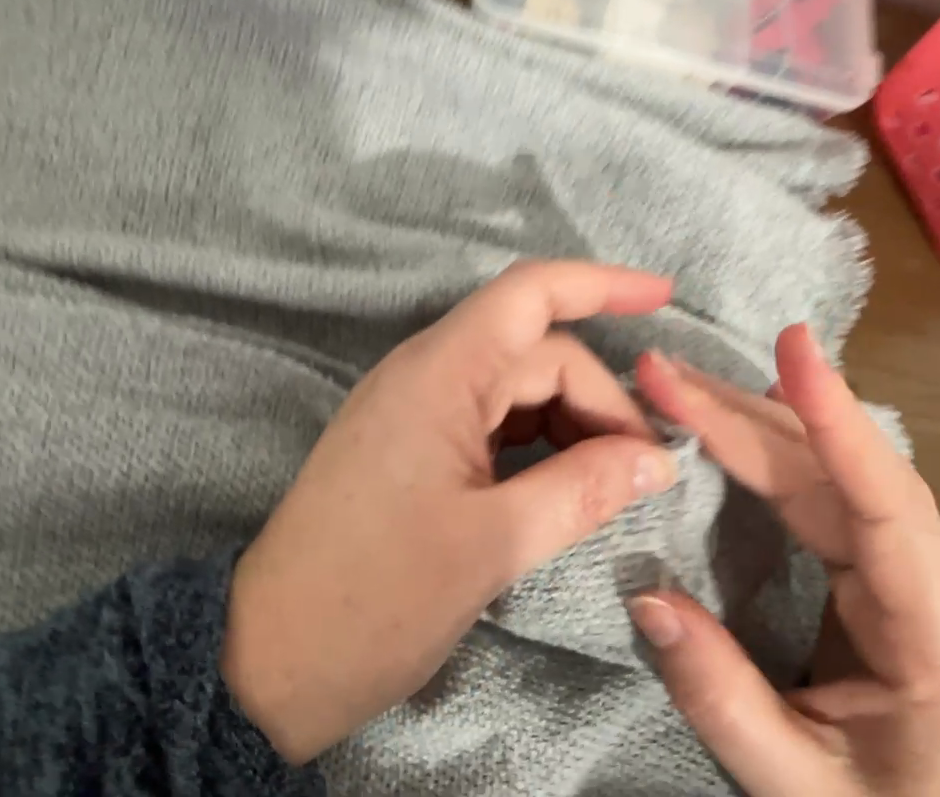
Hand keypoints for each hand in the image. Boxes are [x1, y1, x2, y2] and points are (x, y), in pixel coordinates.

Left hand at [222, 261, 682, 762]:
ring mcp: (414, 409)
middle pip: (535, 350)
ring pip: (514, 387)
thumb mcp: (493, 544)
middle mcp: (425, 373)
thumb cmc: (376, 597)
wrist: (272, 656)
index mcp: (439, 373)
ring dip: (570, 423)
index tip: (667, 296)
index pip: (530, 295)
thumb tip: (657, 460)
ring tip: (614, 484)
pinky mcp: (411, 445)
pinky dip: (536, 444)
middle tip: (647, 472)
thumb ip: (582, 490)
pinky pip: (489, 421)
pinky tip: (566, 486)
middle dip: (599, 397)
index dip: (602, 283)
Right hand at [629, 326, 939, 796]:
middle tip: (659, 374)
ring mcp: (928, 582)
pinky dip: (780, 457)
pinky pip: (838, 502)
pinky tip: (741, 425)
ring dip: (754, 427)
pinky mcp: (901, 583)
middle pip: (844, 477)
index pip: (890, 507)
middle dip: (746, 418)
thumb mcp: (795, 788)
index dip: (838, 421)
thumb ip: (721, 697)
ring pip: (838, 478)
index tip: (794, 348)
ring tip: (676, 386)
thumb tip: (643, 593)